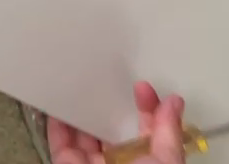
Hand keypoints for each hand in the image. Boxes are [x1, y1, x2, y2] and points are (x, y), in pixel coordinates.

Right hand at [48, 81, 186, 163]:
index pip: (148, 131)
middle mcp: (120, 163)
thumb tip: (174, 102)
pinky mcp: (64, 161)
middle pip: (112, 126)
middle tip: (105, 75)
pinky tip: (56, 95)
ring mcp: (91, 162)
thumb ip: (167, 136)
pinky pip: (57, 135)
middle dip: (108, 101)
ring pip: (83, 127)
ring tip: (78, 76)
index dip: (147, 108)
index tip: (143, 87)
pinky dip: (54, 115)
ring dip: (80, 104)